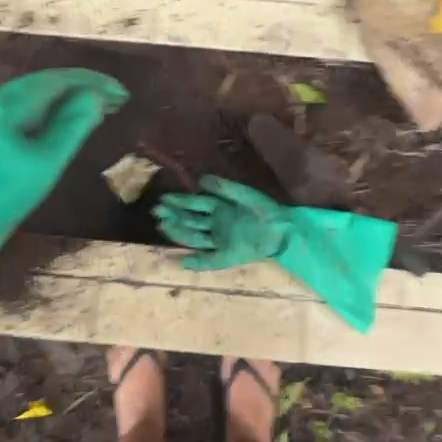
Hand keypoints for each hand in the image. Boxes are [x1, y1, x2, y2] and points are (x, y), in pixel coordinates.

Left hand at [0, 69, 128, 240]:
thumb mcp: (43, 163)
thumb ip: (71, 126)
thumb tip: (92, 96)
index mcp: (5, 103)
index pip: (57, 80)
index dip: (92, 83)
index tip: (122, 93)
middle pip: (37, 89)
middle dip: (76, 93)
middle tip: (109, 104)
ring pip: (20, 107)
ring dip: (55, 108)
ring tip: (81, 118)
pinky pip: (5, 124)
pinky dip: (34, 123)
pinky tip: (39, 141)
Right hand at [153, 177, 290, 270]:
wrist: (284, 228)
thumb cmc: (264, 209)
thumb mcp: (244, 194)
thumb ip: (224, 188)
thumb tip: (201, 180)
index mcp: (219, 208)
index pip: (194, 204)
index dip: (179, 202)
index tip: (163, 200)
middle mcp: (216, 224)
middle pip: (190, 221)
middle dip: (173, 216)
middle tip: (157, 212)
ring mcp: (221, 241)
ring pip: (195, 237)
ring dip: (180, 233)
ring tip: (164, 226)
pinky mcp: (229, 255)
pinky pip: (210, 260)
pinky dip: (198, 262)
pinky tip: (184, 261)